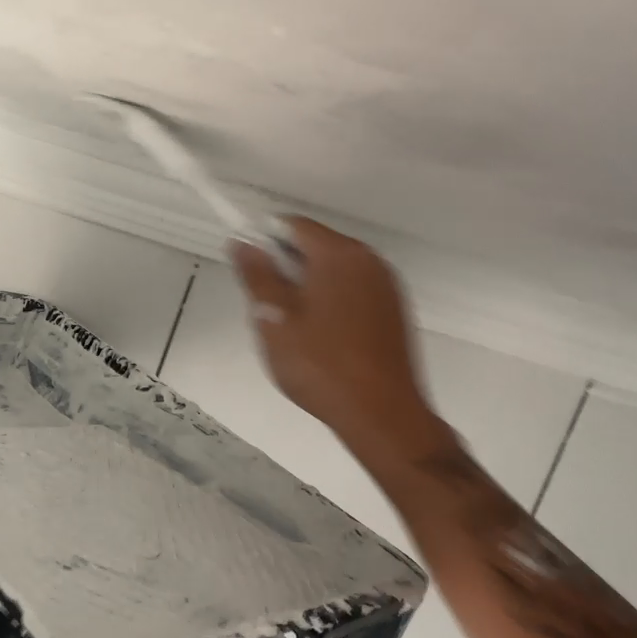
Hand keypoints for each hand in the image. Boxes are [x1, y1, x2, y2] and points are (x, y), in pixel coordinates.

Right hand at [231, 217, 440, 452]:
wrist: (379, 412)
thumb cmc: (319, 362)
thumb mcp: (273, 318)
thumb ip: (257, 275)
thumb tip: (243, 242)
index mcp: (340, 254)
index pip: (293, 224)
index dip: (263, 239)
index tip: (247, 270)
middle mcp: (369, 260)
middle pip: (315, 246)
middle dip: (285, 266)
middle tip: (264, 307)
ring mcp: (386, 286)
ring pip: (333, 271)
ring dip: (306, 286)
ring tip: (290, 327)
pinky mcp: (393, 312)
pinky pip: (351, 291)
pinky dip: (329, 302)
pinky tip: (318, 338)